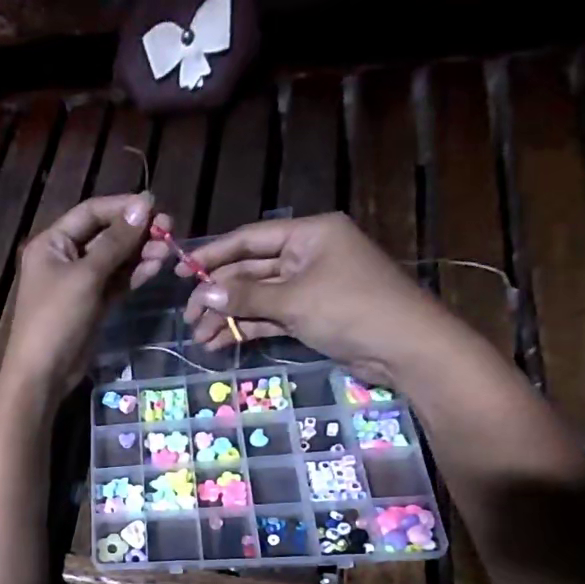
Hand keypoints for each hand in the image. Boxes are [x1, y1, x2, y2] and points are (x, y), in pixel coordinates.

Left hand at [0, 193, 171, 401]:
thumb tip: (144, 205)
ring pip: (114, 260)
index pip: (91, 213)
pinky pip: (116, 282)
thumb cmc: (57, 318)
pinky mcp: (93, 305)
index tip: (156, 206)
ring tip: (168, 251)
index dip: (123, 208)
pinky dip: (134, 274)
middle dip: (136, 232)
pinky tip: (155, 267)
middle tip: (169, 230)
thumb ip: (116, 241)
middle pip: (105, 235)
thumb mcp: (86, 276)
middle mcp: (65, 257)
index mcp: (52, 243)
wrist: (44, 373)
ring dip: (140, 253)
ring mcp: (80, 283)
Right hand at [179, 213, 484, 385]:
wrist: (404, 347)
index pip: (250, 239)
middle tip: (188, 317)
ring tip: (200, 338)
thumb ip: (247, 296)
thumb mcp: (295, 299)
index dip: (213, 254)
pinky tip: (222, 342)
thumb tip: (203, 293)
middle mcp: (307, 255)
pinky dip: (248, 328)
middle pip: (251, 270)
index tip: (180, 272)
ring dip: (229, 316)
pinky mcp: (312, 316)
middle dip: (218, 294)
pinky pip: (271, 317)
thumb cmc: (352, 308)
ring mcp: (310, 287)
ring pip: (259, 298)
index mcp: (309, 234)